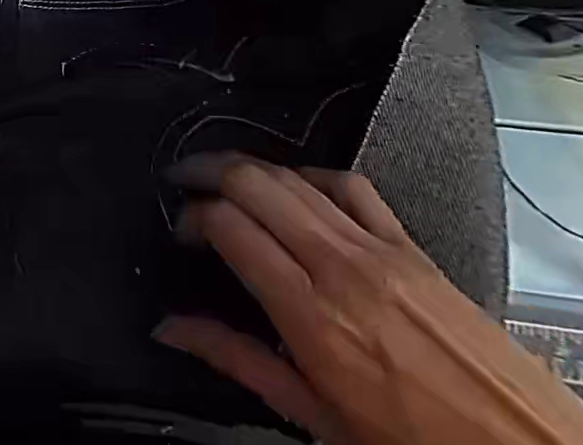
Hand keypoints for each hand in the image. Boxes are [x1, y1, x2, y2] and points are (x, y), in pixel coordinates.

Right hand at [156, 155, 582, 444]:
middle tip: (184, 179)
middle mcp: (340, 267)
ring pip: (294, 175)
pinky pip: (349, 184)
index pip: (231, 228)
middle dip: (207, 170)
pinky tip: (294, 184)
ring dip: (248, 166)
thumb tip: (174, 329)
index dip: (193, 216)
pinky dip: (310, 174)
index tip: (183, 228)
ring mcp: (377, 247)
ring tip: (223, 174)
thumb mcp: (313, 416)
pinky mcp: (408, 242)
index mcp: (312, 317)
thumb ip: (236, 359)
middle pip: (255, 183)